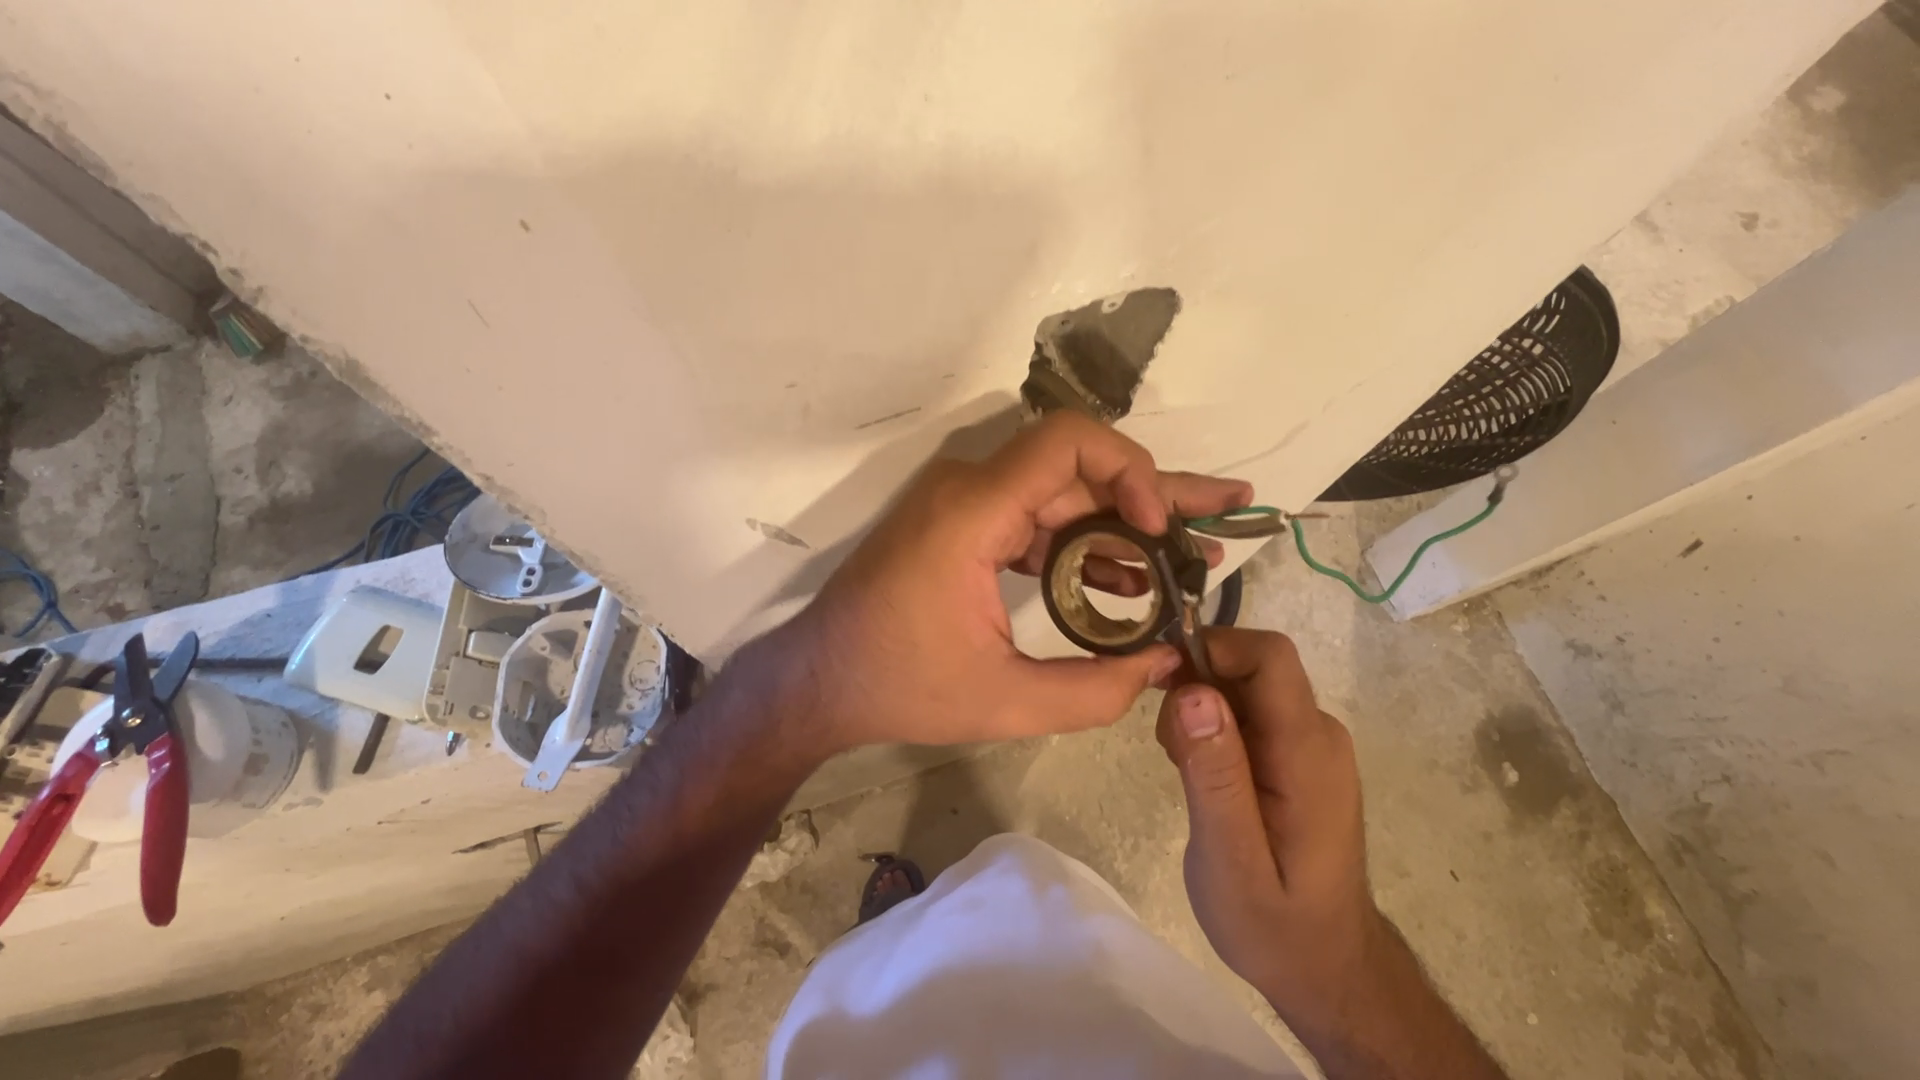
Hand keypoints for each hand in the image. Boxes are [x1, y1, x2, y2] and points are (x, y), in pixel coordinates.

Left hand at [772, 411, 1249, 751]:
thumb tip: (1165, 663)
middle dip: (1156, 492)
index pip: (1067, 441)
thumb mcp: (1003, 701)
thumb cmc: (898, 686)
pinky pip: (1037, 517)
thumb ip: (1094, 690)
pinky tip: (1127, 582)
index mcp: (973, 512)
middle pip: (1079, 465)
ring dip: (1126, 521)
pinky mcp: (964, 523)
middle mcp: (969, 488)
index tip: (1160, 528)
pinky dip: (1083, 543)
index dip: (1130, 470)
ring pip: (1063, 492)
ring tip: (1191, 555)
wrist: (818, 680)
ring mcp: (964, 502)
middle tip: (1228, 510)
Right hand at [1155, 627, 1379, 1024]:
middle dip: (1196, 687)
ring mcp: (1310, 744)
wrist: (1325, 966)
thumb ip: (1214, 774)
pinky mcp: (1296, 758)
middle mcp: (1317, 733)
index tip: (1161, 684)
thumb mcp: (1231, 858)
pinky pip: (1249, 714)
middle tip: (1168, 753)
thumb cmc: (1275, 924)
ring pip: (1244, 689)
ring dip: (1200, 711)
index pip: (1268, 656)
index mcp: (1307, 751)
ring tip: (1184, 774)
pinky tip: (1202, 779)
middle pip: (1251, 667)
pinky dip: (1212, 729)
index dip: (1212, 649)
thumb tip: (1194, 692)